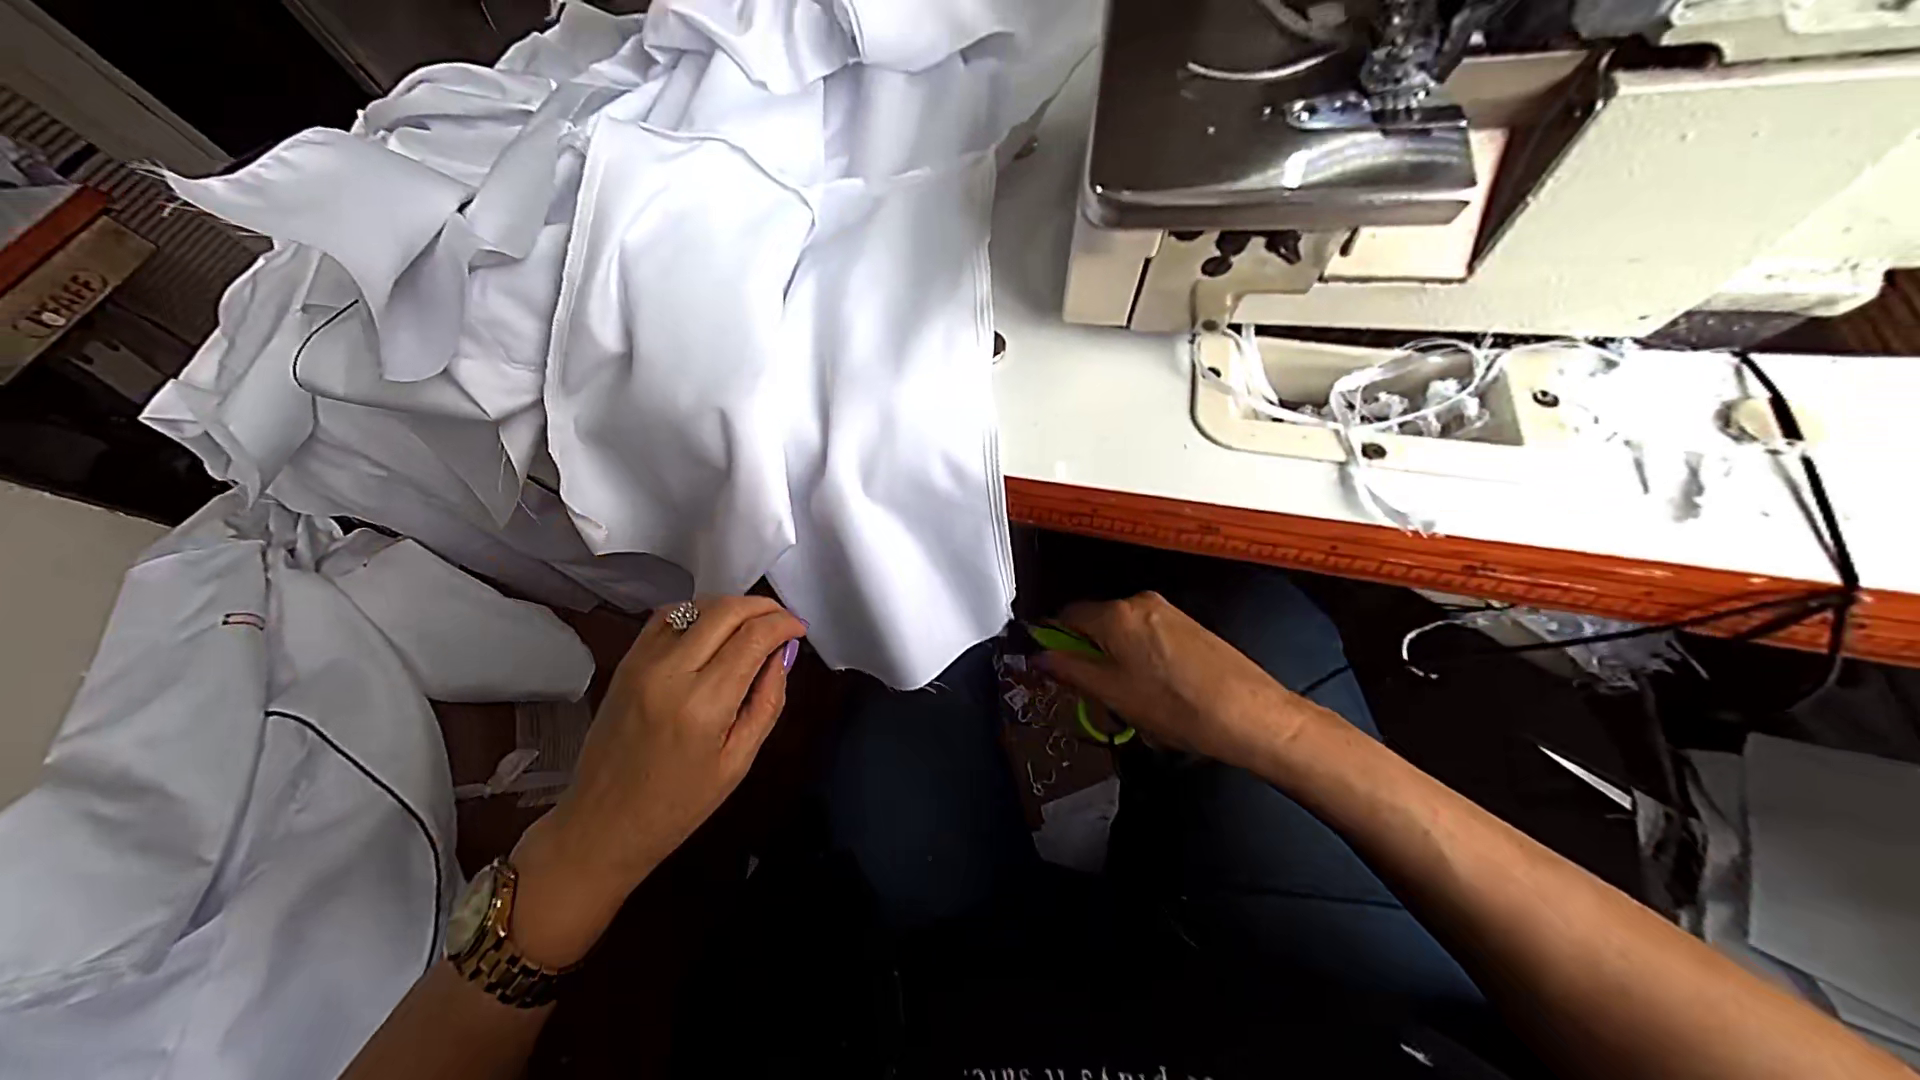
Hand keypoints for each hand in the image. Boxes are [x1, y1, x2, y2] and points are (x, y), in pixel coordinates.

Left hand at [508, 594, 804, 965]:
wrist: (601, 824)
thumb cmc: (679, 804)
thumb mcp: (739, 761)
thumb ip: (768, 701)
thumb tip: (781, 654)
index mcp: (703, 704)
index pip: (753, 637)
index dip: (784, 623)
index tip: (799, 629)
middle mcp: (669, 672)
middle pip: (727, 610)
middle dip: (764, 607)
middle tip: (783, 621)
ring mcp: (641, 662)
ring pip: (697, 606)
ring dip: (733, 607)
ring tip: (753, 625)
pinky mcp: (625, 662)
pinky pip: (667, 616)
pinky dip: (698, 612)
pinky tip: (713, 629)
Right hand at [1037, 592, 1332, 770]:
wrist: (1249, 715)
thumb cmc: (1181, 706)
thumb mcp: (1111, 693)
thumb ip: (1068, 669)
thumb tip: (1040, 656)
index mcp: (1116, 614)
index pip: (1064, 615)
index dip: (1053, 642)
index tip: (1053, 666)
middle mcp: (1141, 603)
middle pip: (1094, 624)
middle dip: (1089, 656)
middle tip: (1097, 694)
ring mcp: (1168, 612)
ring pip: (1121, 634)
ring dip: (1115, 662)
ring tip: (1133, 701)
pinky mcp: (1187, 627)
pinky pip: (1147, 638)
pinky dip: (1141, 661)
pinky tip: (1157, 694)